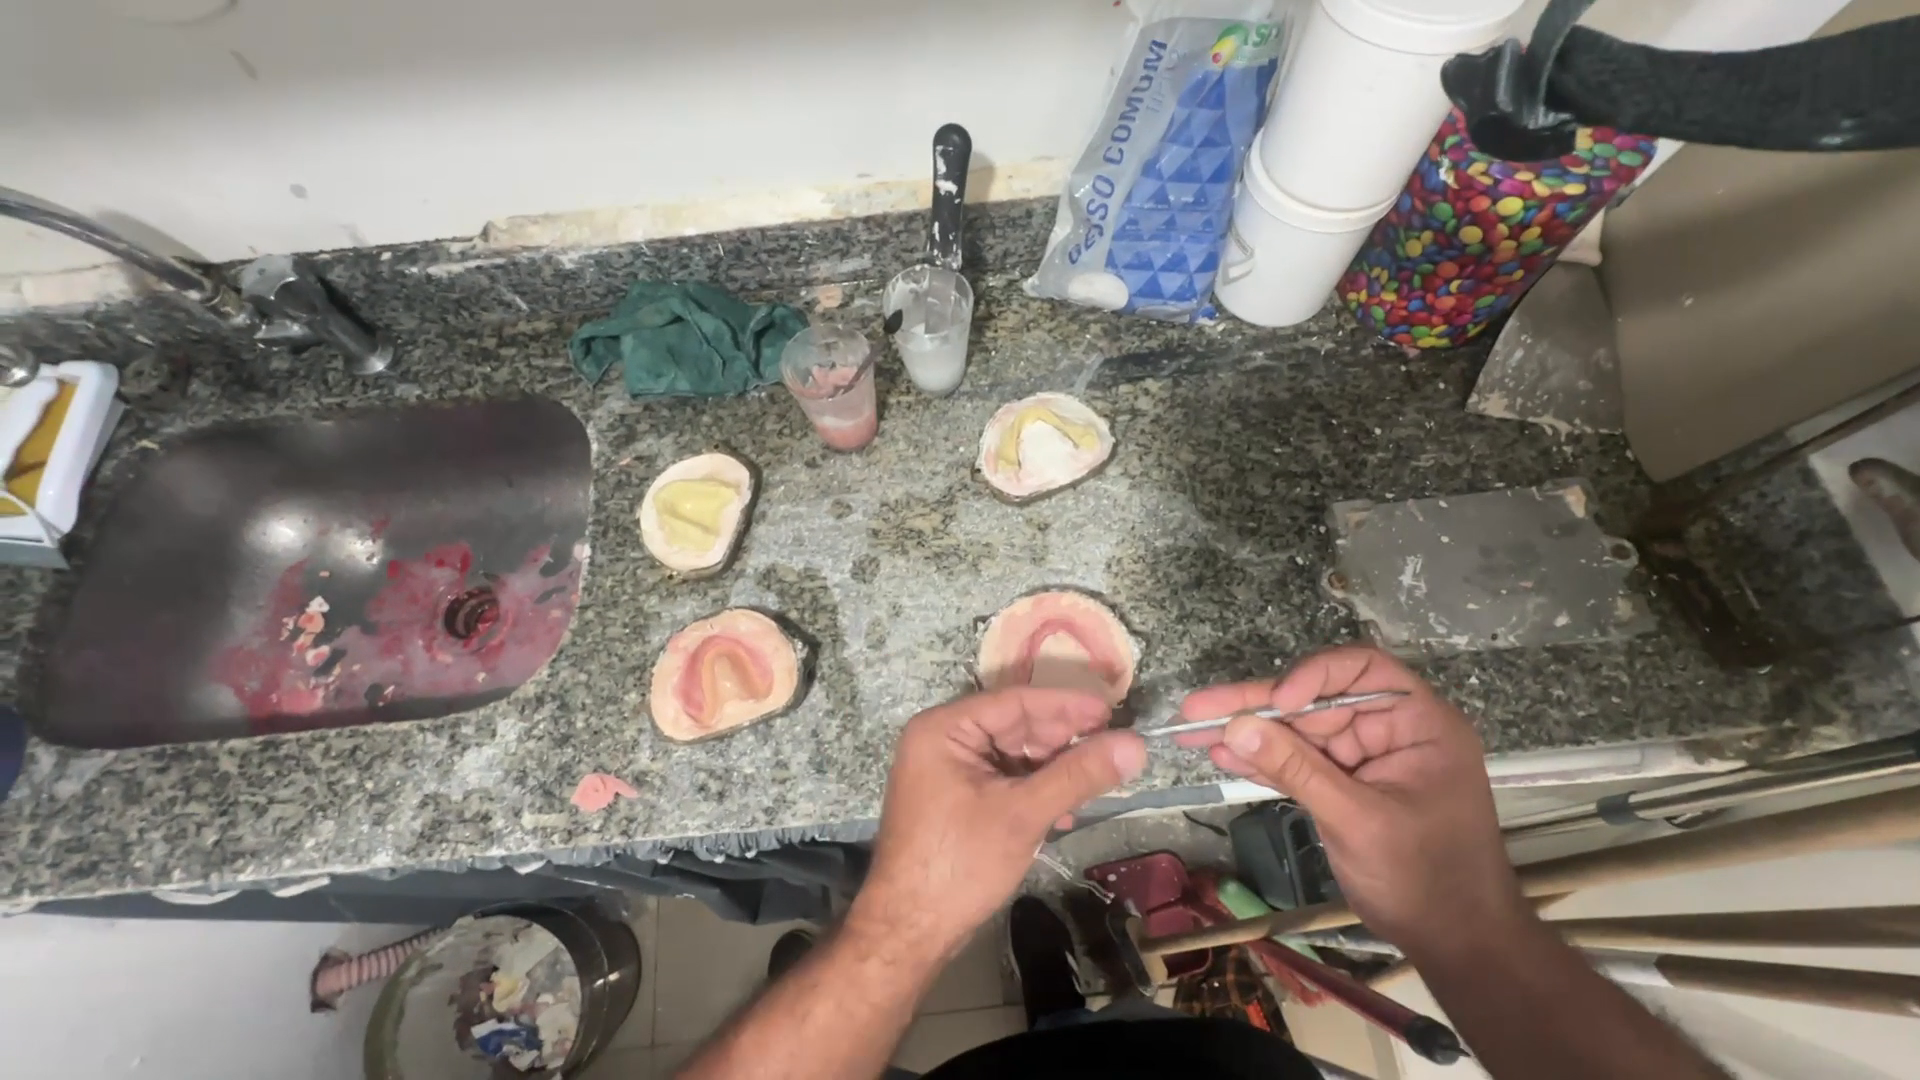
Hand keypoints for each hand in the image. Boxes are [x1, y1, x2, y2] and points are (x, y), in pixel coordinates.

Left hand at [851, 687, 1146, 957]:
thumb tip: (1136, 745)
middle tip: (1112, 748)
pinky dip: (1033, 791)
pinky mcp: (954, 799)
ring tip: (1095, 781)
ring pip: (1012, 755)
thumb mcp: (1024, 813)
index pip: (1015, 701)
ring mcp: (945, 771)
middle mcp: (940, 740)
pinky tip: (1064, 811)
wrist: (909, 930)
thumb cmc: (960, 863)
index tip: (1112, 711)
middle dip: (1062, 741)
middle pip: (1014, 726)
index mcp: (943, 728)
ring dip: (1052, 769)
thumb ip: (1078, 775)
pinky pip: (1002, 780)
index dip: (1066, 705)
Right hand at [1176, 645, 1525, 953]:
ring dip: (1246, 732)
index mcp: (1418, 723)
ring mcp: (1362, 758)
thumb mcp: (1358, 820)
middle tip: (1197, 708)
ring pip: (1296, 731)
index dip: (1315, 676)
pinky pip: (1295, 761)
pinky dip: (1261, 760)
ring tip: (1192, 731)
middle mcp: (1388, 730)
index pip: (1363, 670)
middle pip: (1314, 701)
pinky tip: (1221, 755)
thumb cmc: (1425, 878)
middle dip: (1256, 706)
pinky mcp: (1340, 784)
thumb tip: (1235, 726)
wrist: (1455, 944)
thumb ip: (1296, 769)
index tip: (1278, 702)